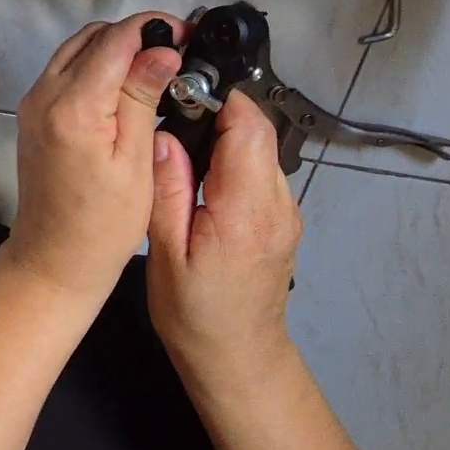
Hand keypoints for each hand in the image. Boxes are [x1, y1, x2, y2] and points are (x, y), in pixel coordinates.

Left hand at [5, 13, 187, 301]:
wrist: (53, 257)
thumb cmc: (102, 223)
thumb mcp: (136, 161)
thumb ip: (142, 97)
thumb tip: (163, 50)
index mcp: (72, 106)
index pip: (114, 41)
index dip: (152, 29)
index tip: (185, 34)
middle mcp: (43, 95)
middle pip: (91, 37)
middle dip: (134, 35)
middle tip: (174, 53)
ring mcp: (33, 103)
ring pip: (75, 50)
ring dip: (112, 48)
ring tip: (153, 68)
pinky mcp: (32, 114)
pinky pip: (63, 71)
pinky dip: (93, 66)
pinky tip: (123, 86)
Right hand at [146, 89, 302, 397]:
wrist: (238, 357)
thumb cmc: (195, 312)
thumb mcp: (166, 252)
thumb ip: (167, 189)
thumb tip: (163, 136)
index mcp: (247, 209)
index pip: (249, 128)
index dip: (220, 100)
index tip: (182, 92)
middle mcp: (278, 205)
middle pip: (258, 132)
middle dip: (218, 113)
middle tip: (171, 114)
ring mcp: (286, 212)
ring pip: (260, 149)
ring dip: (224, 136)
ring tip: (180, 145)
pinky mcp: (282, 219)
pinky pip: (260, 170)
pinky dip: (232, 160)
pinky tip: (199, 174)